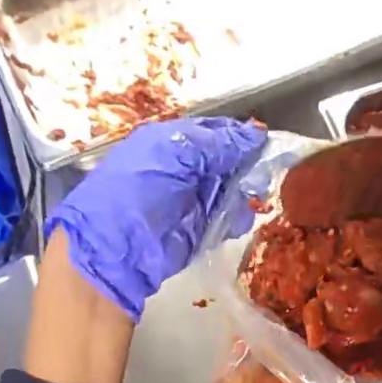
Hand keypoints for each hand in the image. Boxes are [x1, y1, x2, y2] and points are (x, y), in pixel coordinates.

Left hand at [44, 117, 267, 318]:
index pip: (212, 133)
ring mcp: (187, 203)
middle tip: (266, 172)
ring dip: (243, 194)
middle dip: (244, 167)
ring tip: (258, 195)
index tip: (265, 143)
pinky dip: (235, 219)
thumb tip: (253, 137)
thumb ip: (215, 145)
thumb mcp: (176, 154)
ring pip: (225, 192)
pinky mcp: (193, 233)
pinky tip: (245, 217)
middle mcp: (179, 170)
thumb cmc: (139, 190)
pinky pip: (221, 221)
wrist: (114, 249)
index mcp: (169, 143)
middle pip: (222, 164)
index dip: (239, 137)